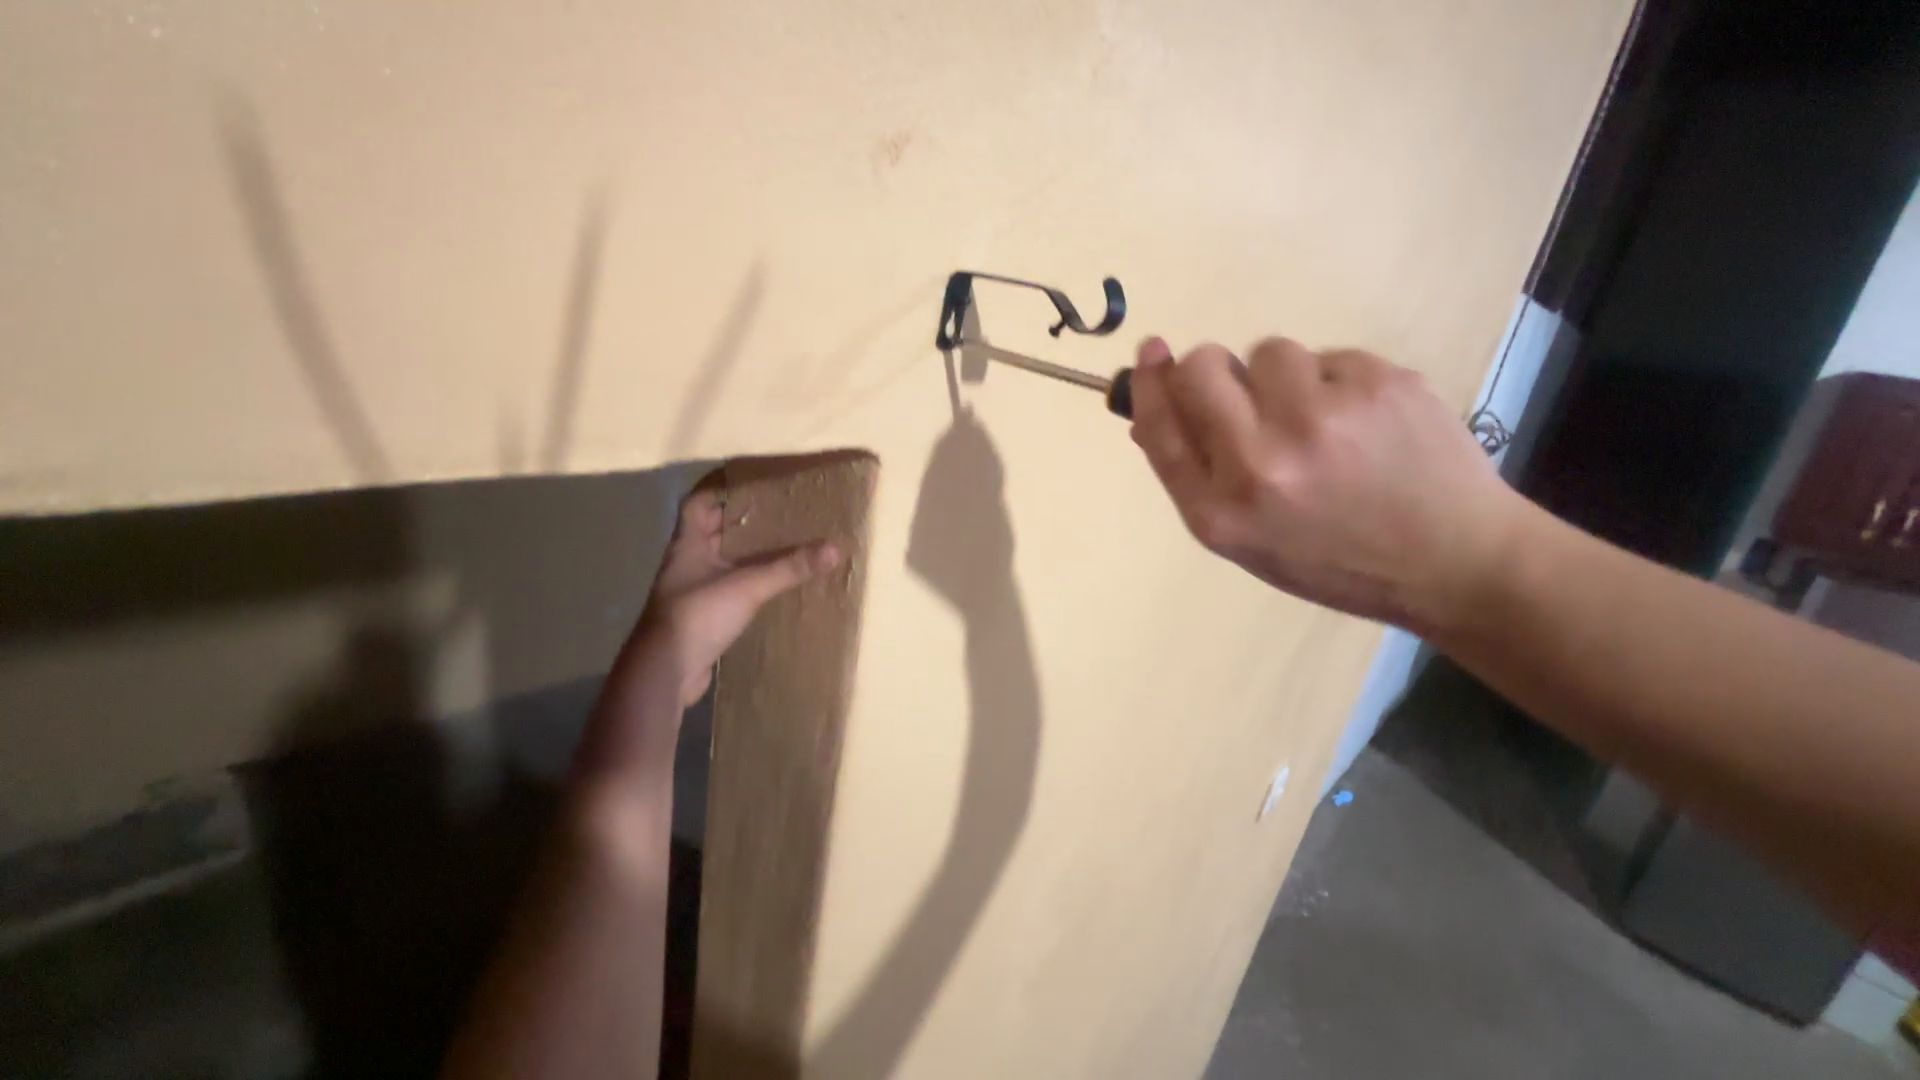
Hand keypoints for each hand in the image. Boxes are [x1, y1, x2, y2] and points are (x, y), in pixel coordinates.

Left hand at [628, 486, 840, 707]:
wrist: (665, 672)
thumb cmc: (697, 615)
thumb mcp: (747, 586)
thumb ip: (789, 568)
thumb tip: (834, 549)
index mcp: (688, 544)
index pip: (698, 502)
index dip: (719, 488)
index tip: (750, 482)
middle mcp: (687, 563)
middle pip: (713, 530)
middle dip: (742, 521)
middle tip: (778, 512)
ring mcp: (692, 592)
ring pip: (722, 561)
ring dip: (746, 553)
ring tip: (781, 545)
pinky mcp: (702, 617)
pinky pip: (728, 589)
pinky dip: (747, 583)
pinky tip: (770, 586)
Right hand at [1128, 336, 1522, 633]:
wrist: (1454, 561)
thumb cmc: (1337, 560)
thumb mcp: (1249, 542)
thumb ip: (1197, 479)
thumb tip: (1156, 408)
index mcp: (1222, 512)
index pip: (1161, 427)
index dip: (1150, 384)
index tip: (1153, 353)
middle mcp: (1261, 462)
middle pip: (1202, 367)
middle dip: (1212, 369)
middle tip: (1245, 393)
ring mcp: (1322, 418)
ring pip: (1269, 351)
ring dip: (1282, 377)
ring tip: (1322, 422)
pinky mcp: (1378, 385)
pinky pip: (1329, 357)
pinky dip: (1338, 383)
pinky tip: (1367, 423)